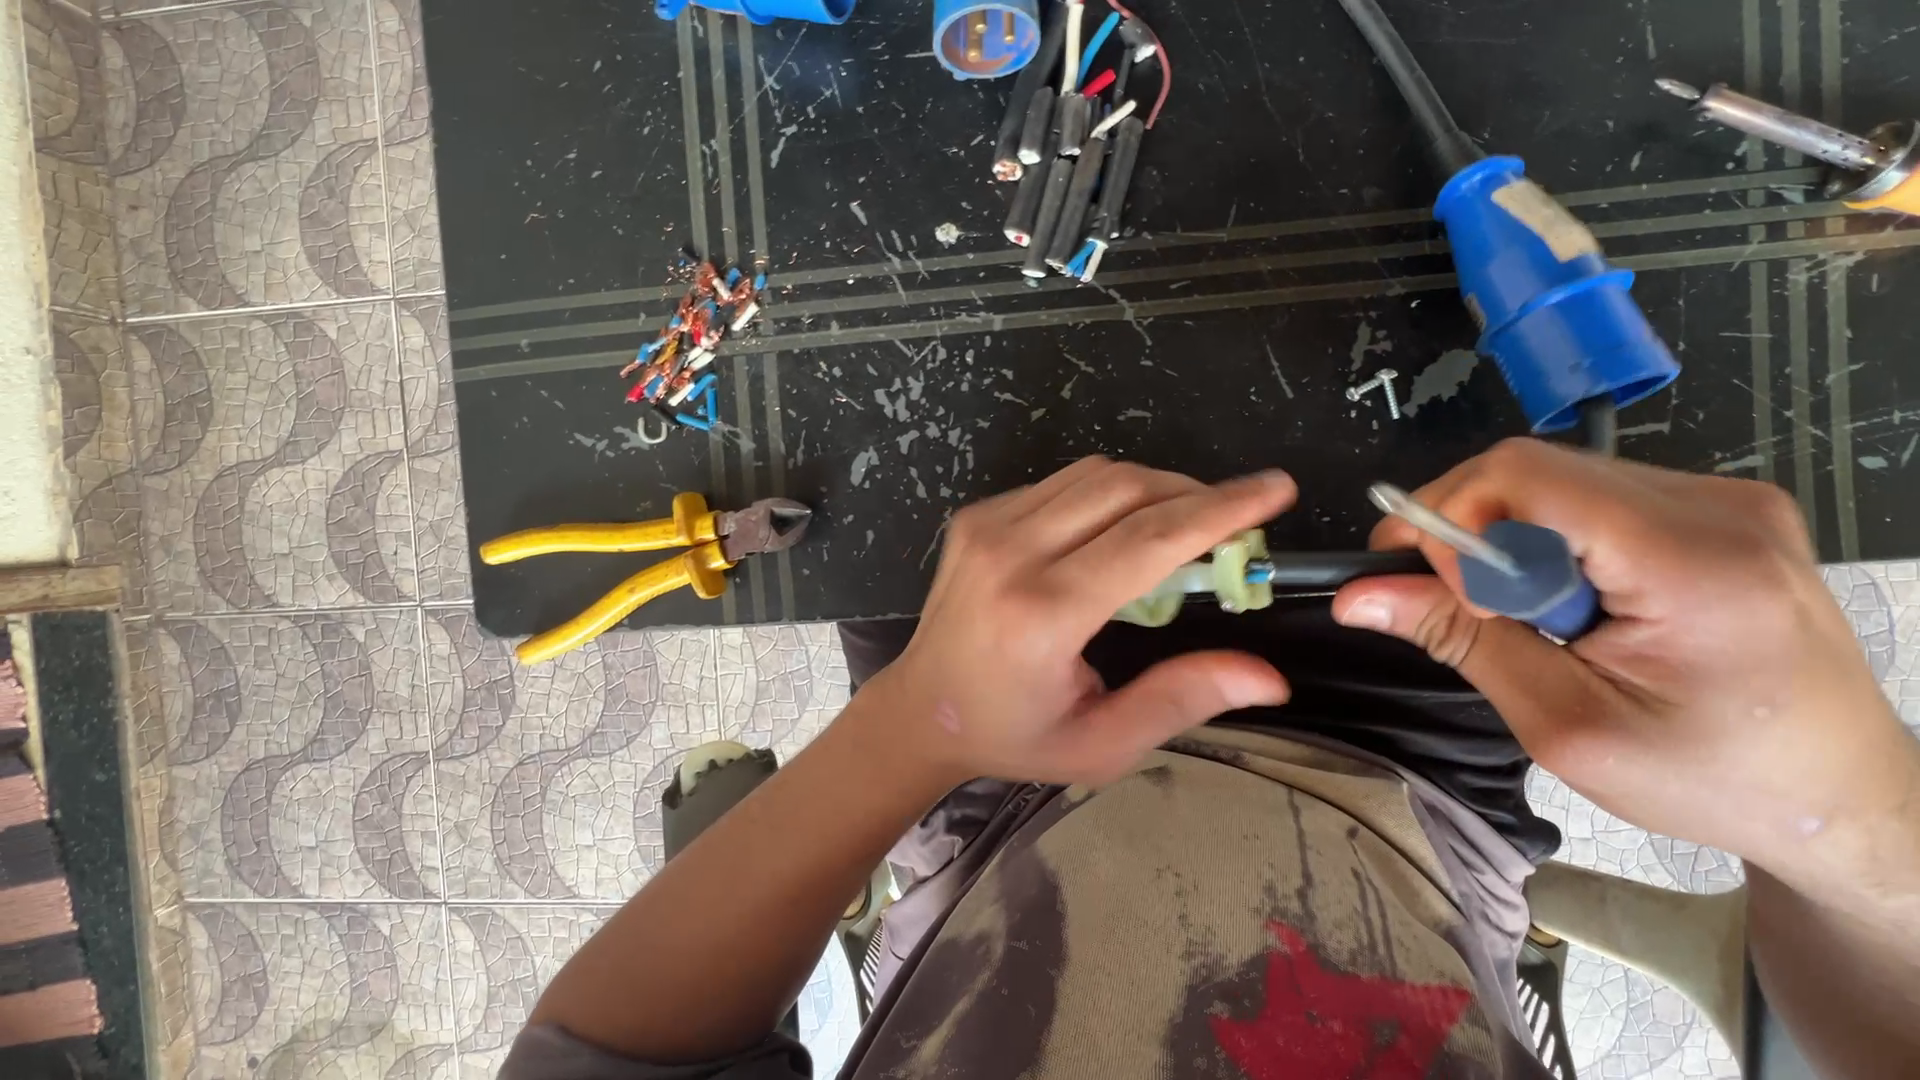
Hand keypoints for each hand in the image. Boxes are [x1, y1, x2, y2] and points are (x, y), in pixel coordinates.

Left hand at [864, 457, 1296, 786]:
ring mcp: (987, 525)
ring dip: (1154, 488)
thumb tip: (1268, 676)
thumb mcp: (1101, 742)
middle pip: (1127, 488)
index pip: (1149, 539)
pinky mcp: (977, 515)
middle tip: (1238, 520)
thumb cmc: (1013, 735)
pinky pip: (1062, 483)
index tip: (1276, 490)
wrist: (922, 709)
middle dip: (1195, 493)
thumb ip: (1180, 700)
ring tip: (1186, 524)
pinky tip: (1122, 530)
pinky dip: (1108, 495)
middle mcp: (1010, 553)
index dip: (1221, 509)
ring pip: (1095, 474)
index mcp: (1043, 613)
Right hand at [1332, 438, 1919, 879]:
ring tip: (1518, 613)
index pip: (1524, 476)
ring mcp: (1726, 501)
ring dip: (1503, 538)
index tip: (1413, 581)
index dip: (1446, 516)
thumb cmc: (1708, 779)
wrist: (1843, 800)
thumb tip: (1358, 597)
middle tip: (1443, 599)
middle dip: (1464, 528)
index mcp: (1693, 562)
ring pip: (1554, 478)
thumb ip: (1460, 641)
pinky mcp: (1719, 511)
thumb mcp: (1563, 723)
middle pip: (1532, 468)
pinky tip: (1561, 597)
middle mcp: (1717, 506)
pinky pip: (1589, 496)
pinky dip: (1543, 539)